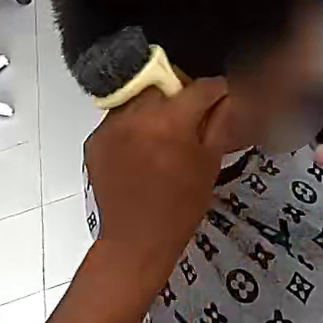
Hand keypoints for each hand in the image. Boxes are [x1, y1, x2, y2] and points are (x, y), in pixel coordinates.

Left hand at [84, 77, 232, 277]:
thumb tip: (228, 97)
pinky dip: (134, 125)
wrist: (137, 239)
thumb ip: (219, 123)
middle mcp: (136, 115)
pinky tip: (143, 149)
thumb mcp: (210, 162)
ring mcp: (110, 126)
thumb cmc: (181, 204)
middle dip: (181, 93)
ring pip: (139, 98)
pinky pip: (120, 119)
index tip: (223, 95)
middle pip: (164, 84)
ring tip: (165, 132)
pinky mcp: (94, 140)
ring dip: (156, 106)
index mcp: (170, 120)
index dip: (217, 90)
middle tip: (192, 116)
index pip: (200, 87)